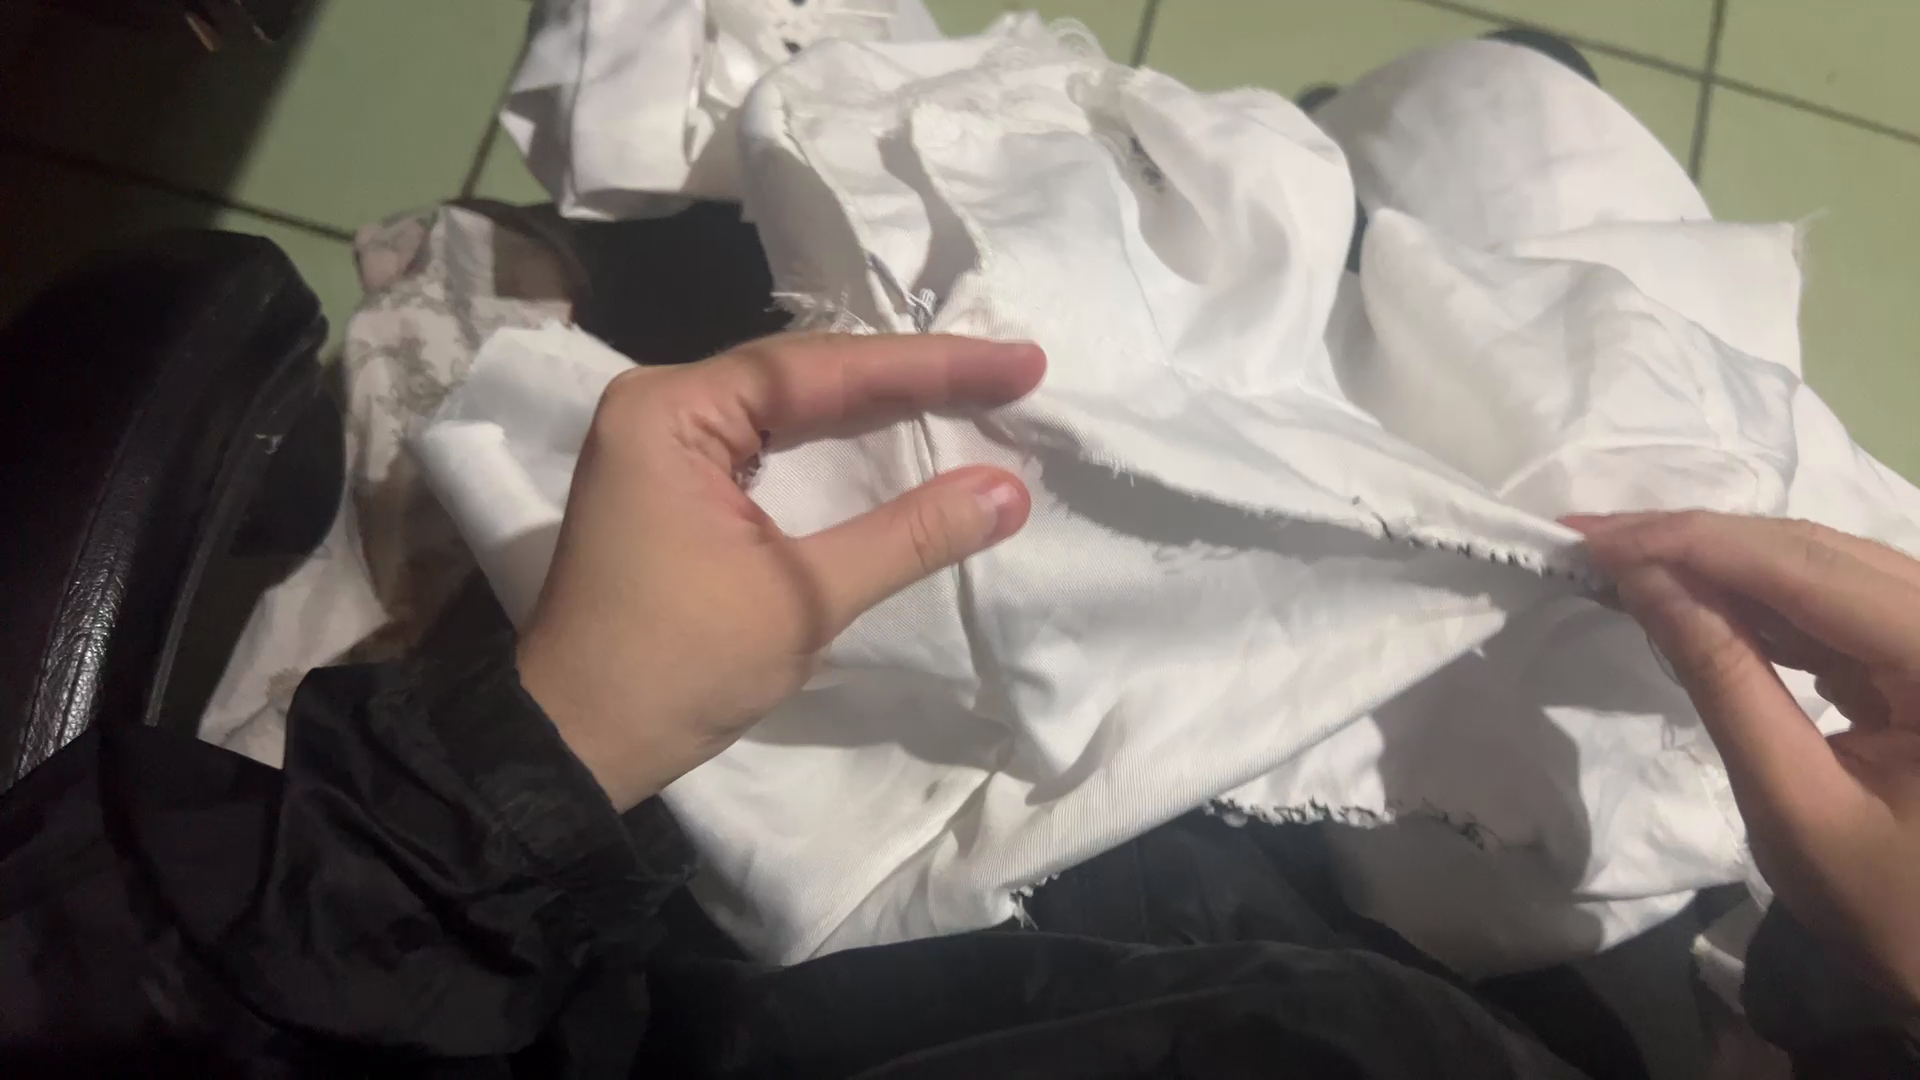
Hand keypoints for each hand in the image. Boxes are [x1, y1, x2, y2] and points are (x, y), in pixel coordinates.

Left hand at [515, 333, 1045, 810]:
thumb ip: (907, 538)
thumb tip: (1010, 491)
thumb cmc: (675, 670)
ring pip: (800, 407)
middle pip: (813, 377)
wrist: (576, 746)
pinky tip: (899, 432)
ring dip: (886, 403)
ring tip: (974, 388)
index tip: (1017, 364)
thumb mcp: (801, 600)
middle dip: (916, 377)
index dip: (932, 366)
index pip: (823, 370)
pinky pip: (782, 444)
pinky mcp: (686, 483)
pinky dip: (847, 443)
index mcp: (674, 412)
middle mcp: (668, 406)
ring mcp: (673, 443)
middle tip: (1009, 372)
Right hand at [1569, 510, 1919, 1005]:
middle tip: (1590, 536)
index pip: (1809, 572)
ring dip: (1718, 558)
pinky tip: (1688, 593)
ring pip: (1828, 567)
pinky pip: (1836, 604)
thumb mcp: (1789, 796)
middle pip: (1823, 553)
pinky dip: (1752, 594)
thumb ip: (1719, 677)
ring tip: (1622, 555)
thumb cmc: (1894, 909)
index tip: (1589, 540)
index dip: (1691, 543)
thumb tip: (1640, 581)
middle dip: (1696, 537)